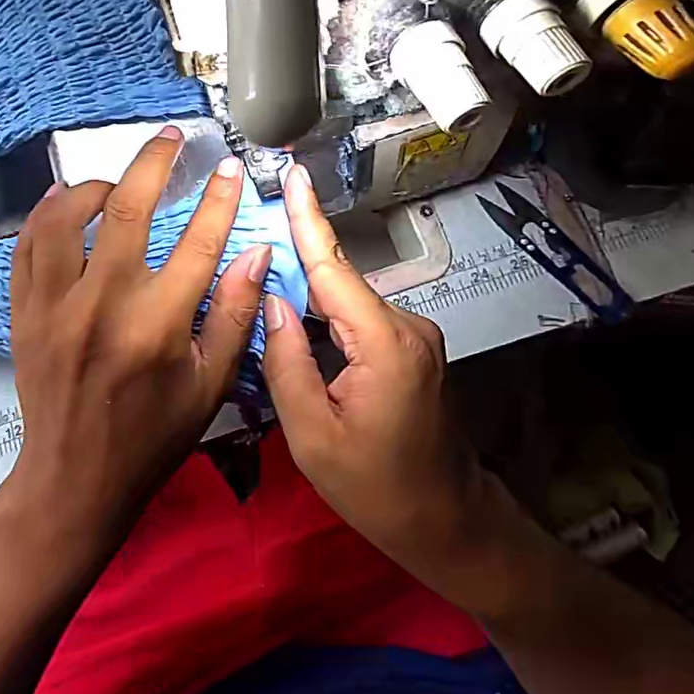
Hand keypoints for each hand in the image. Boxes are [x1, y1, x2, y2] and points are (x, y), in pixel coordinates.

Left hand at [0, 125, 271, 555]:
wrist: (74, 479)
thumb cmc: (152, 436)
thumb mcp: (210, 384)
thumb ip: (236, 313)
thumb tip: (258, 252)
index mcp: (157, 326)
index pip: (197, 242)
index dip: (218, 198)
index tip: (228, 167)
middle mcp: (102, 305)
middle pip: (126, 210)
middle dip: (153, 163)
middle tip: (170, 137)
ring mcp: (53, 306)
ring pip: (64, 217)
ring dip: (93, 186)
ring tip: (115, 183)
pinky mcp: (23, 312)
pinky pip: (27, 244)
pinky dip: (45, 214)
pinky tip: (63, 203)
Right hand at [261, 165, 512, 594]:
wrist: (447, 520)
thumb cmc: (376, 489)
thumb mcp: (312, 435)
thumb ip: (286, 362)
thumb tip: (271, 301)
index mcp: (384, 342)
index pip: (334, 267)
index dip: (308, 218)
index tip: (293, 173)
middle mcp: (406, 325)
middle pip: (337, 283)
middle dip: (291, 264)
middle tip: (245, 247)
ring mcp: (415, 334)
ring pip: (346, 303)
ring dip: (306, 298)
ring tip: (261, 296)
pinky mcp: (412, 347)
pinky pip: (358, 320)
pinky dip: (326, 318)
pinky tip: (297, 327)